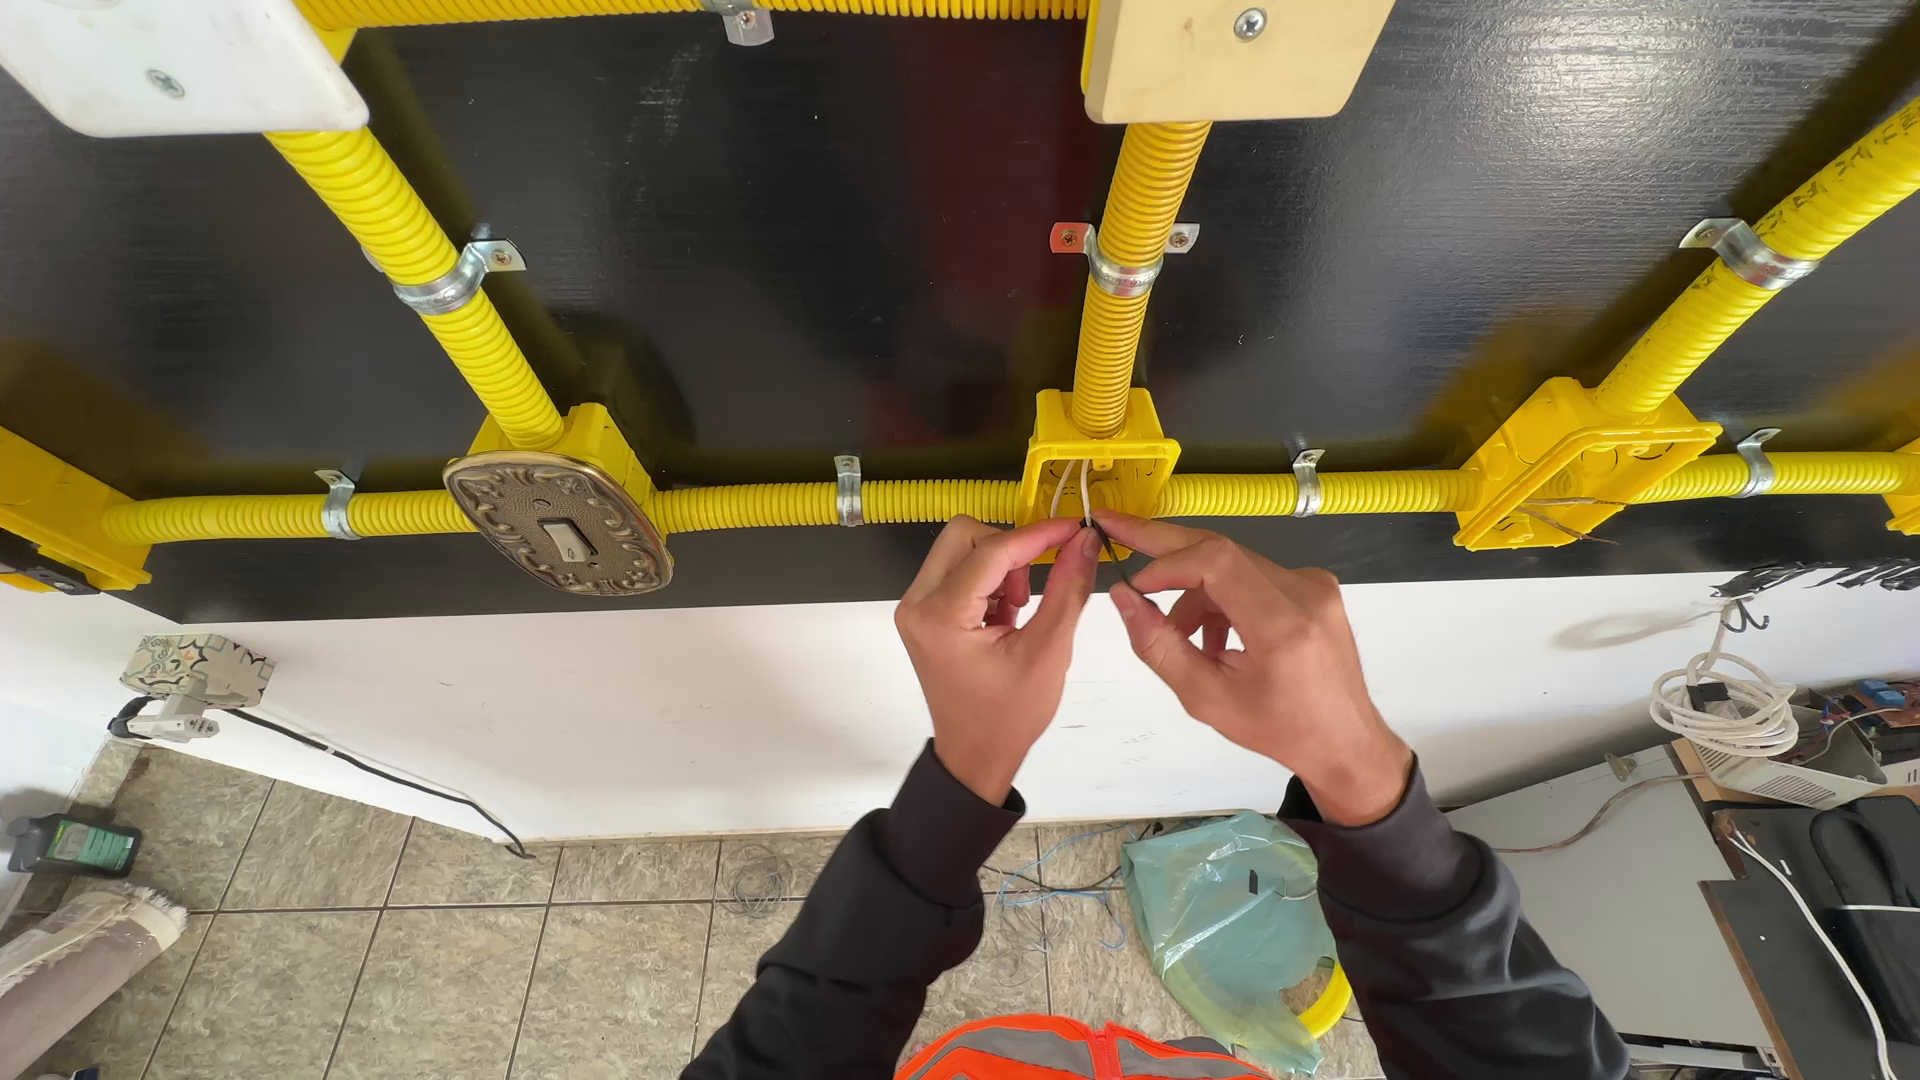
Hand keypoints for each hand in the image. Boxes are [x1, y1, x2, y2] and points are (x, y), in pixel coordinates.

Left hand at [895, 516, 1099, 802]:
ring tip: (1017, 610)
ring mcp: (915, 607)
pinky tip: (1004, 616)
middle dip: (1008, 549)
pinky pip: (956, 569)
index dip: (1037, 535)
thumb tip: (1085, 541)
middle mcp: (917, 603)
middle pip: (964, 535)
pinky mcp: (923, 611)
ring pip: (960, 548)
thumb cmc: (1009, 716)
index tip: (1074, 529)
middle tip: (1032, 586)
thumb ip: (1068, 590)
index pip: (991, 551)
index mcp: (941, 616)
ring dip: (998, 565)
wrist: (975, 755)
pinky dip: (987, 580)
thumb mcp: (1048, 653)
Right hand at [1094, 510, 1412, 825]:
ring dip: (1192, 588)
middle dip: (1160, 542)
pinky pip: (1248, 574)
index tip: (1133, 588)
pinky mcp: (1312, 585)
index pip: (1215, 561)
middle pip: (1220, 547)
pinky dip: (1218, 596)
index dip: (1165, 564)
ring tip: (1180, 635)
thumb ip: (1159, 647)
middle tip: (1114, 527)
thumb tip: (1123, 597)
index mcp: (1283, 625)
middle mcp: (1304, 591)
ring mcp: (1313, 583)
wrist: (1345, 741)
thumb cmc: (1277, 730)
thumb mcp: (1206, 699)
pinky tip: (1213, 636)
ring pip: (1229, 563)